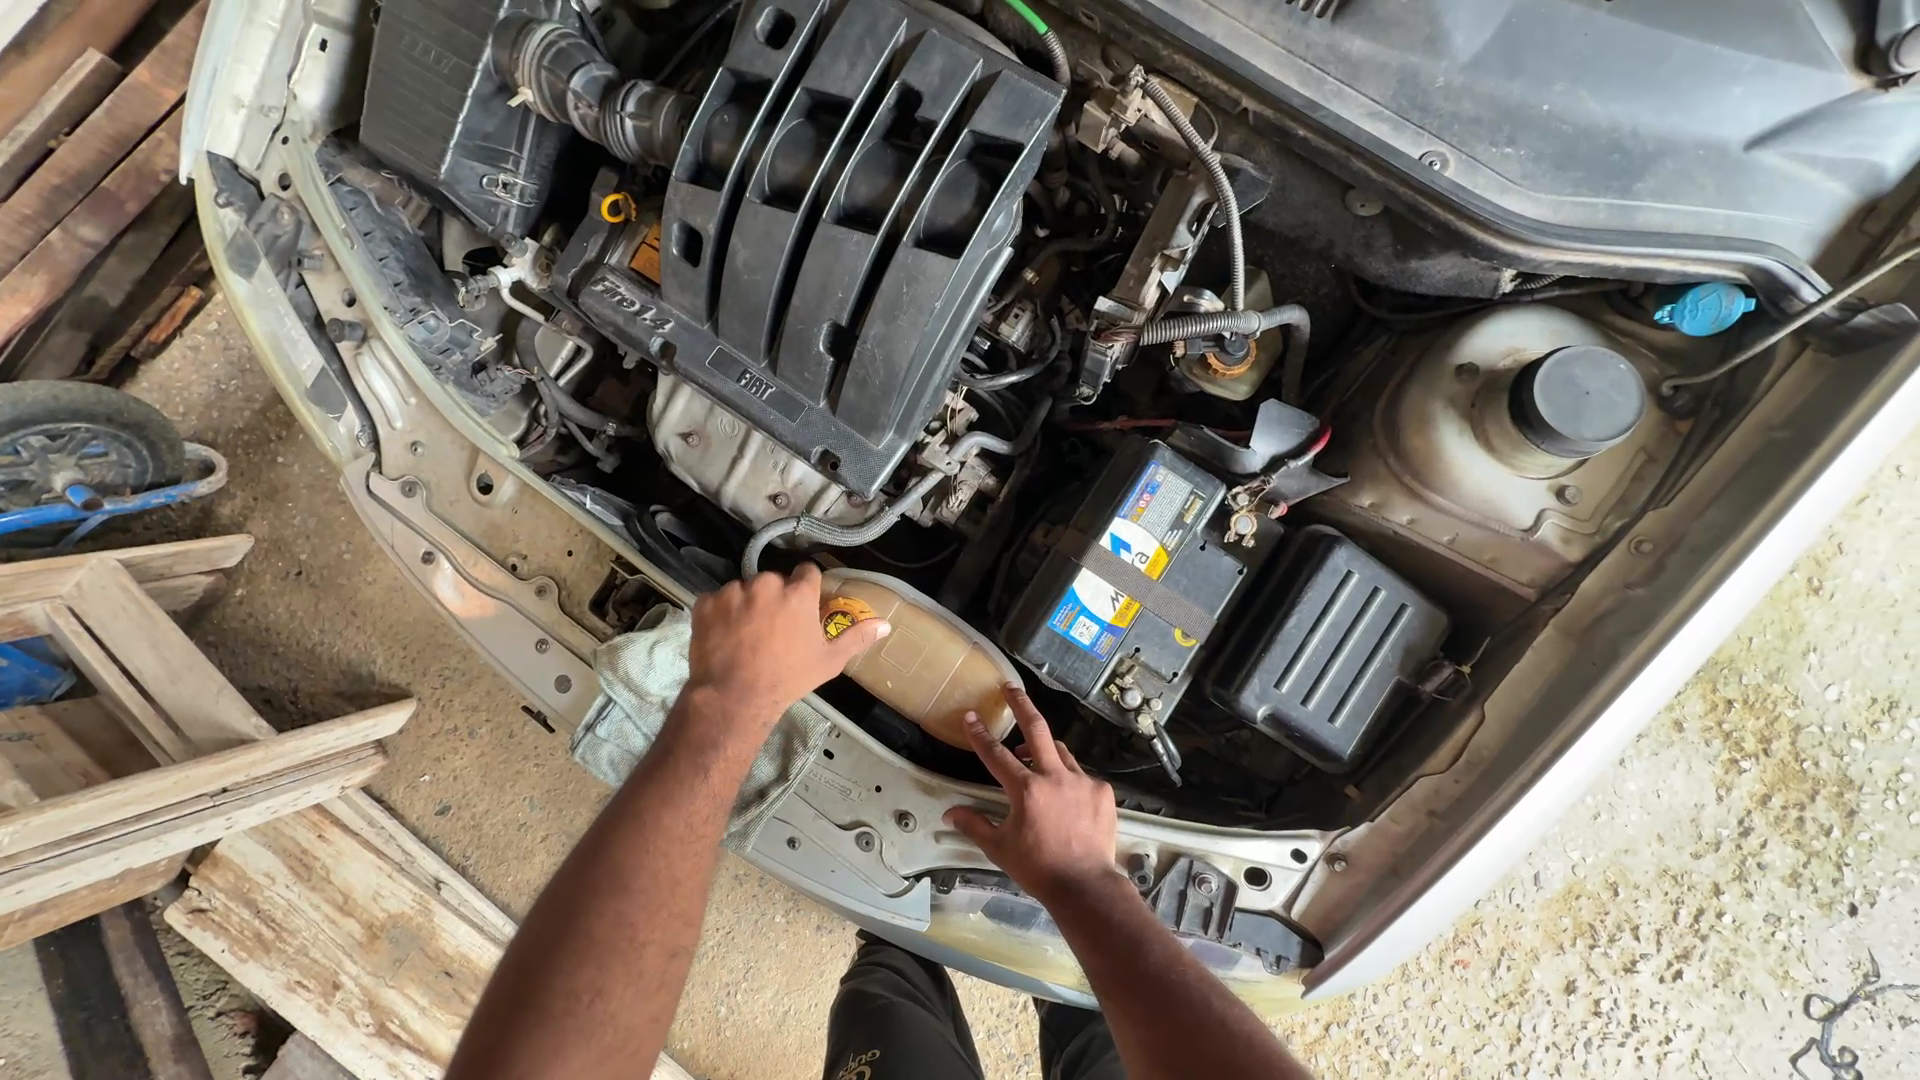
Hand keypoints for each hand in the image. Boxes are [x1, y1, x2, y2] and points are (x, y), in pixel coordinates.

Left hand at [683, 563, 888, 731]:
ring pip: (744, 590)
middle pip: (774, 581)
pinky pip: (716, 601)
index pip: (807, 572)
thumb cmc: (788, 678)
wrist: (734, 696)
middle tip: (773, 627)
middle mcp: (767, 583)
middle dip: (775, 598)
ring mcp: (733, 591)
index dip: (805, 589)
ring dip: (747, 604)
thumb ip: (857, 637)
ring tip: (746, 634)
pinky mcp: (706, 602)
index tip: (802, 607)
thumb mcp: (829, 661)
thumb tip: (885, 624)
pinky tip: (724, 636)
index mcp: (799, 593)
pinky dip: (720, 614)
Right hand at [945, 686, 1119, 906]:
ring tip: (1034, 754)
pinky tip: (1064, 792)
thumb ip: (975, 825)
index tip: (970, 716)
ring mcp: (1081, 781)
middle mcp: (1054, 776)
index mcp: (1026, 789)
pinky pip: (1082, 775)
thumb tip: (950, 814)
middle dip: (1021, 704)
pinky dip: (1069, 777)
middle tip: (1011, 688)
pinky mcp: (1102, 791)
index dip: (980, 734)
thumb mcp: (1000, 848)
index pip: (995, 754)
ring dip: (1045, 748)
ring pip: (1060, 751)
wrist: (1086, 886)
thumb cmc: (1039, 869)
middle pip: (1036, 728)